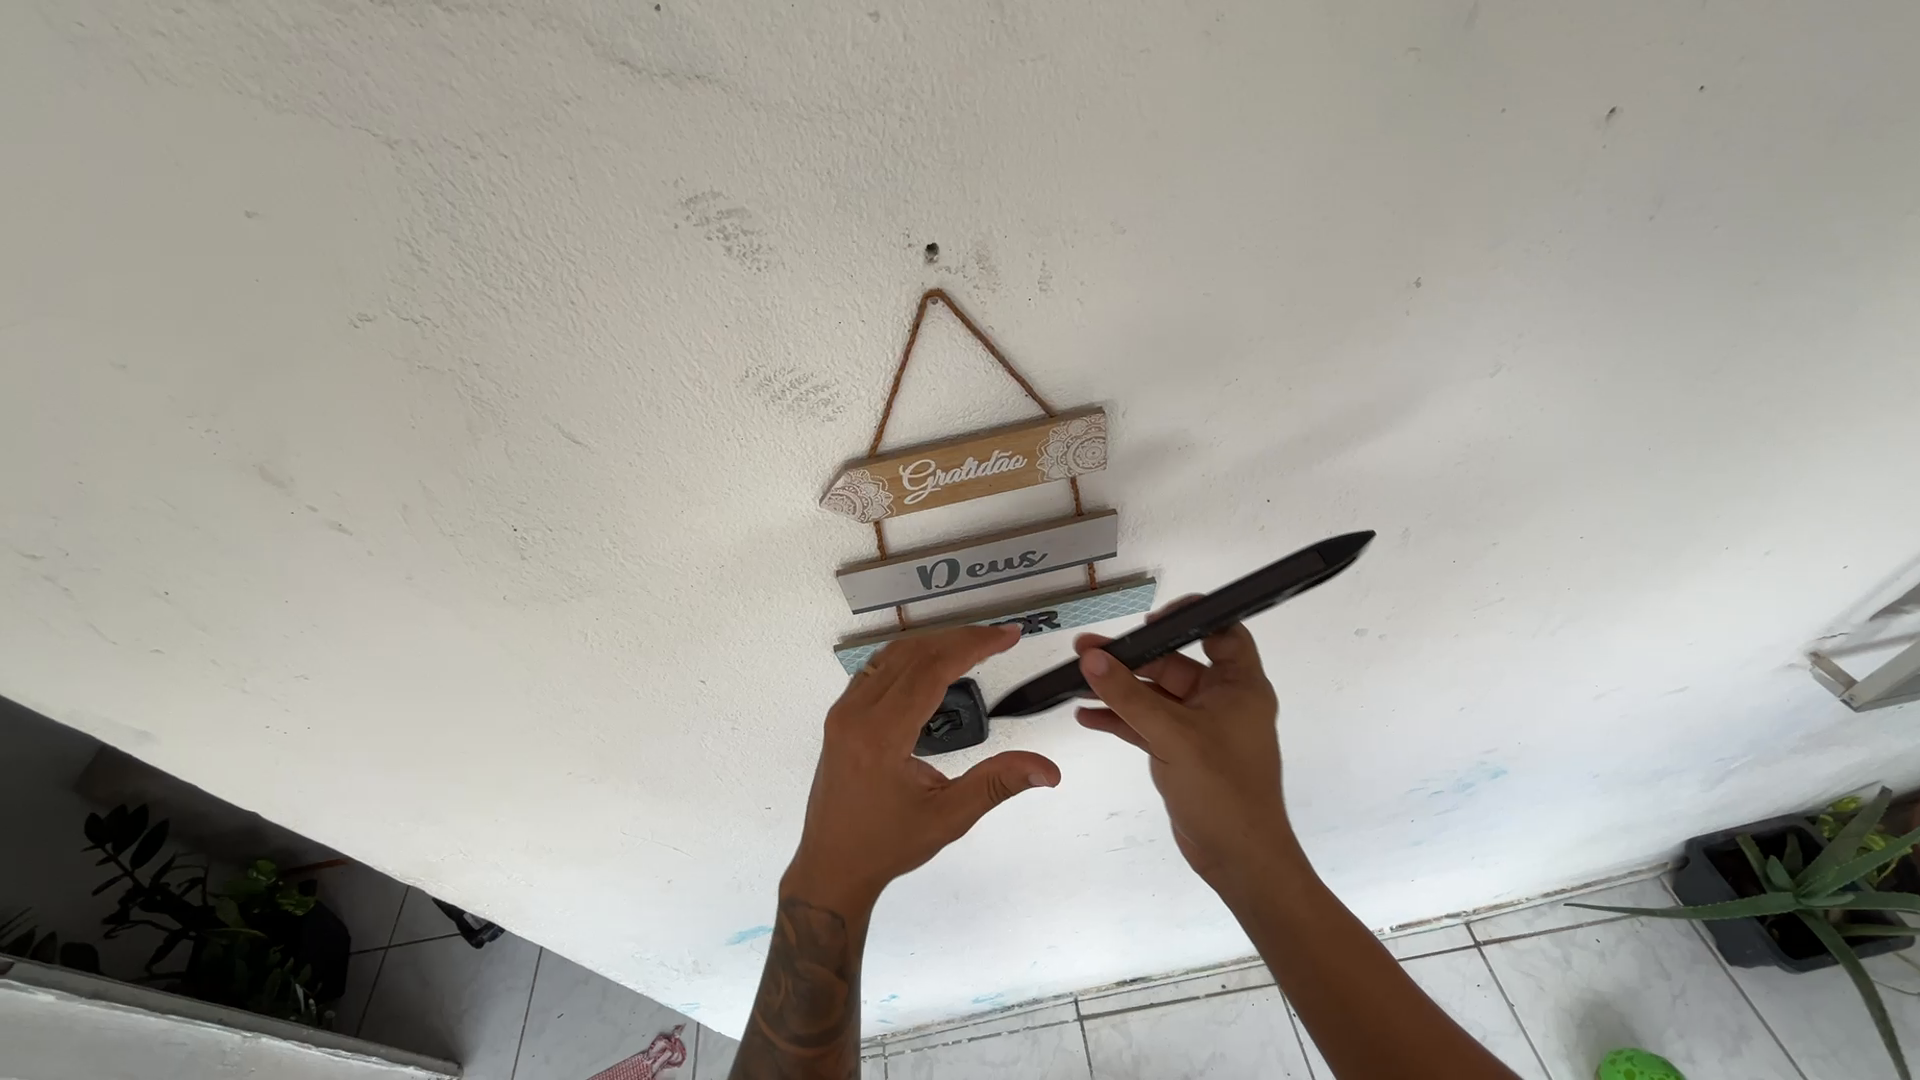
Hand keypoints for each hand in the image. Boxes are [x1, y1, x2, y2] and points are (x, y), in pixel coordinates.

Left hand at [785, 624, 1061, 910]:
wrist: (831, 866)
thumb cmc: (887, 846)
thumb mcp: (948, 818)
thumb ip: (997, 784)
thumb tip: (1049, 770)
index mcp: (881, 737)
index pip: (931, 670)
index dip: (973, 646)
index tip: (1008, 636)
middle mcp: (856, 714)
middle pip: (913, 654)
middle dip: (960, 638)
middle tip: (1000, 636)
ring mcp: (842, 712)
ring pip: (891, 654)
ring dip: (934, 642)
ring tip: (975, 643)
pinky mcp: (839, 715)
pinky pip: (876, 668)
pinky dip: (910, 655)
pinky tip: (934, 660)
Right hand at [1073, 599, 1290, 888]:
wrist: (1239, 860)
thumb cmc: (1222, 789)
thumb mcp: (1172, 735)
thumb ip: (1128, 695)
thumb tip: (1090, 657)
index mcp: (1239, 686)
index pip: (1221, 633)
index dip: (1188, 619)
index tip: (1148, 620)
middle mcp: (1221, 700)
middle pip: (1173, 663)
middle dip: (1131, 658)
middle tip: (1086, 650)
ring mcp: (1199, 728)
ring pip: (1154, 696)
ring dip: (1118, 688)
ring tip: (1074, 677)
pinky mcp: (1180, 752)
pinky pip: (1146, 724)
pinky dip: (1120, 719)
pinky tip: (1086, 715)